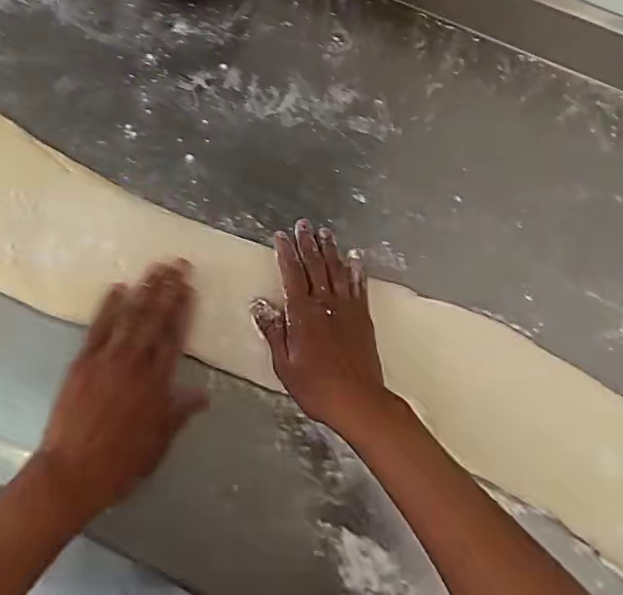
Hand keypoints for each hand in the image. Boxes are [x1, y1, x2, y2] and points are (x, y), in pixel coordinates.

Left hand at [32, 260, 208, 519]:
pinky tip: (118, 287)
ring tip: (155, 267)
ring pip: (130, 316)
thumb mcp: (158, 444)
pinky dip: (108, 305)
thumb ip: (180, 413)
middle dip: (168, 289)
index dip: (183, 310)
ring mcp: (107, 359)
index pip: (174, 337)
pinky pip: (98, 327)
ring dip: (144, 289)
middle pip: (154, 318)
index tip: (190, 287)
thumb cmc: (119, 464)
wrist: (70, 474)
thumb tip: (205, 395)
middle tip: (177, 264)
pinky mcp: (82, 361)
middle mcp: (135, 363)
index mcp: (157, 383)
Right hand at [252, 220, 395, 434]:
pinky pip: (358, 286)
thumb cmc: (315, 386)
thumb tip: (260, 305)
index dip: (286, 252)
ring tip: (326, 232)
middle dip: (308, 243)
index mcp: (302, 313)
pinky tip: (354, 258)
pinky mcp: (362, 315)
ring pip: (337, 270)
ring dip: (330, 249)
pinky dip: (356, 269)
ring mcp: (346, 307)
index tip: (281, 236)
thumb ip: (274, 332)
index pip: (291, 274)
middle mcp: (325, 303)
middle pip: (315, 265)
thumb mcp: (284, 365)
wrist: (358, 399)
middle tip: (304, 224)